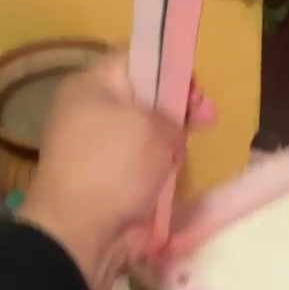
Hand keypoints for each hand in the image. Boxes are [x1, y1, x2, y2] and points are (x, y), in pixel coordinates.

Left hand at [18, 53, 214, 289]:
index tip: (197, 94)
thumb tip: (175, 125)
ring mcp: (101, 149)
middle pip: (148, 98)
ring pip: (150, 135)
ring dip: (172, 147)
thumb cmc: (114, 166)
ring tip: (182, 161)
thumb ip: (174, 112)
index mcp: (93, 85)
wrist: (82, 231)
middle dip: (179, 111)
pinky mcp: (111, 180)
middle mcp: (93, 112)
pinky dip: (162, 172)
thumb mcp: (153, 126)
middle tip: (206, 124)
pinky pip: (145, 166)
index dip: (173, 69)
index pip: (139, 58)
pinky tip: (173, 181)